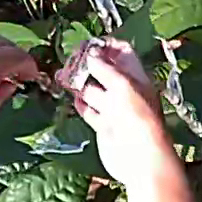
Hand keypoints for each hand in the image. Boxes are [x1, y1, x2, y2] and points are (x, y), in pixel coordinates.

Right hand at [64, 39, 179, 190]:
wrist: (139, 157)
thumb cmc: (136, 116)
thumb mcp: (122, 85)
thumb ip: (105, 68)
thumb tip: (90, 54)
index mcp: (135, 77)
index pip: (122, 53)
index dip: (106, 46)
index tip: (87, 44)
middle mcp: (125, 90)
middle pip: (104, 70)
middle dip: (88, 64)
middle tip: (70, 60)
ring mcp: (114, 108)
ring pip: (93, 90)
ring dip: (79, 83)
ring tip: (62, 76)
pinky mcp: (103, 124)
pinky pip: (89, 109)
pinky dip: (80, 103)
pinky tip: (72, 98)